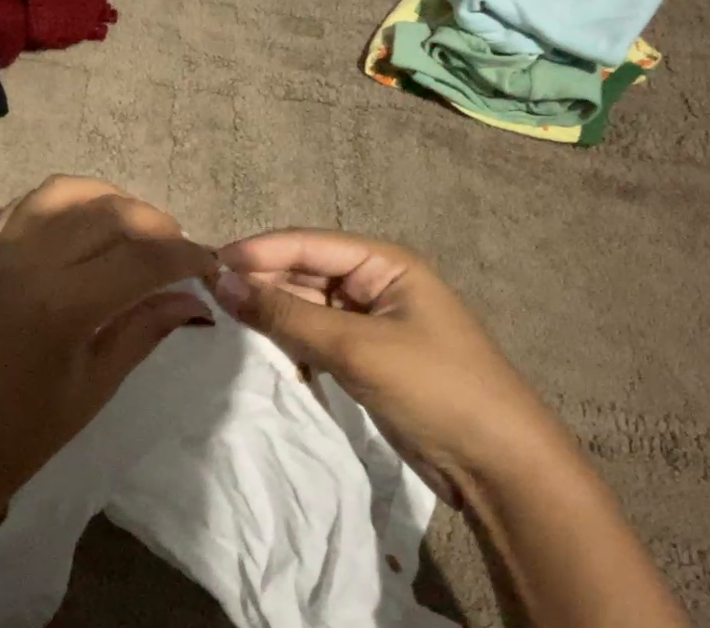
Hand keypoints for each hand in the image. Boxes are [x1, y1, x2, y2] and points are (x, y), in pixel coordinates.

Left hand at [0, 176, 215, 504]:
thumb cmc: (27, 429)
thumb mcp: (97, 384)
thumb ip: (146, 328)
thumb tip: (197, 298)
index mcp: (62, 304)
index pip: (143, 257)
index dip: (188, 256)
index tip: (212, 265)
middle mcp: (30, 260)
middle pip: (110, 212)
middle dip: (157, 225)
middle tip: (178, 253)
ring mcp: (1, 247)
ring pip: (69, 192)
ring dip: (113, 202)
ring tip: (137, 232)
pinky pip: (32, 202)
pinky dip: (68, 201)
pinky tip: (86, 225)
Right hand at [213, 229, 571, 498]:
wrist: (501, 467)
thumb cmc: (435, 388)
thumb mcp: (355, 346)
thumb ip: (284, 314)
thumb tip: (220, 282)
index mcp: (384, 263)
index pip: (306, 243)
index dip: (256, 251)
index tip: (208, 265)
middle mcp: (375, 283)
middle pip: (303, 271)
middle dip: (259, 281)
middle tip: (208, 296)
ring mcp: (370, 322)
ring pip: (305, 304)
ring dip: (270, 312)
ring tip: (223, 321)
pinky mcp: (365, 356)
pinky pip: (314, 335)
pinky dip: (287, 339)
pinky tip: (259, 348)